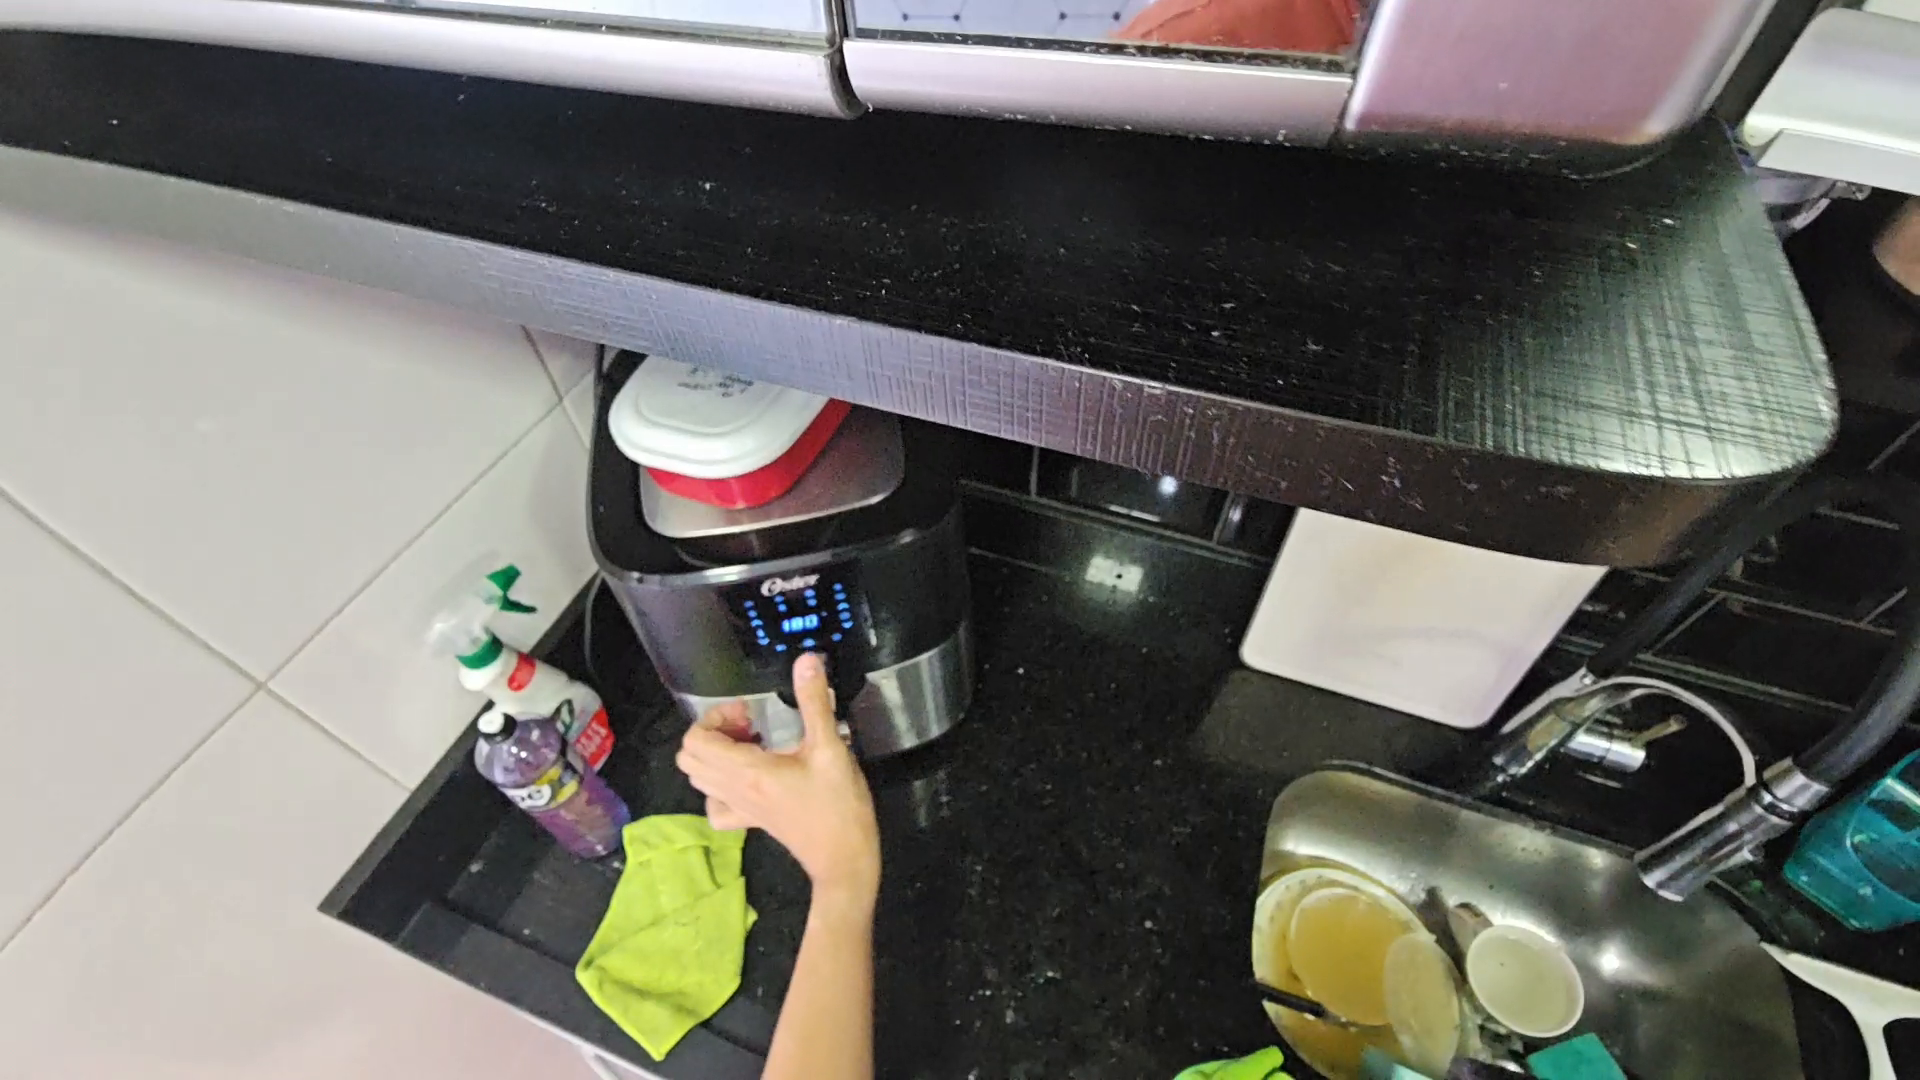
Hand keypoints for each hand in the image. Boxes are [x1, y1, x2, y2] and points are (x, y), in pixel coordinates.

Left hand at [676, 653, 880, 904]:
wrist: (844, 858)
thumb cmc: (838, 803)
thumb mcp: (831, 747)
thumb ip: (814, 702)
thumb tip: (806, 660)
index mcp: (747, 771)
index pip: (697, 740)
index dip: (716, 718)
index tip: (750, 713)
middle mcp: (734, 791)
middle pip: (690, 757)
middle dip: (715, 731)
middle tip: (751, 725)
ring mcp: (739, 809)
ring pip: (699, 777)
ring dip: (717, 753)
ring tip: (753, 744)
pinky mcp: (749, 822)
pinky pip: (715, 803)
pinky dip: (721, 785)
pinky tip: (747, 777)